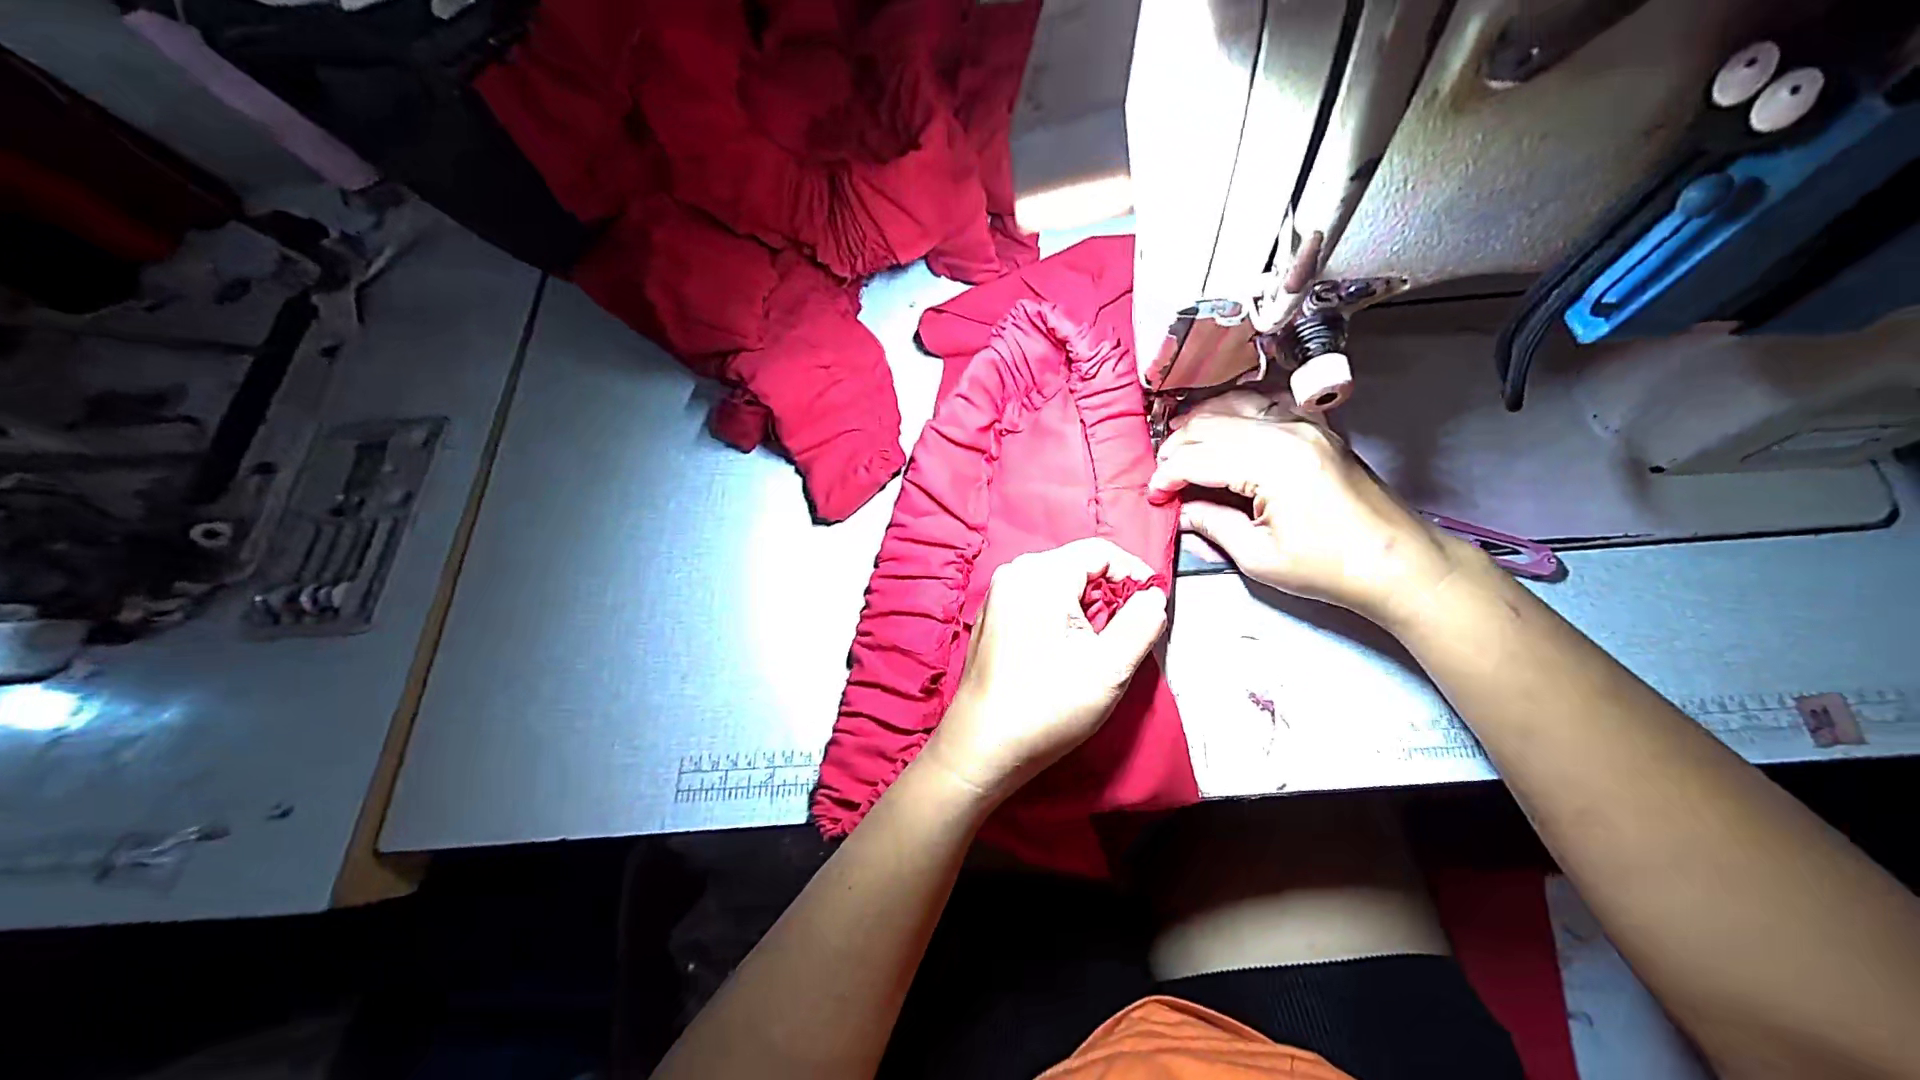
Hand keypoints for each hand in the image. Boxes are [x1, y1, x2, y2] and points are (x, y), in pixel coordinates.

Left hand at [920, 538, 1168, 803]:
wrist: (982, 746)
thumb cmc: (1045, 708)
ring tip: (1098, 645)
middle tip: (1127, 632)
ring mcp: (998, 594)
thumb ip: (1142, 622)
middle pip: (1078, 564)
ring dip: (1086, 605)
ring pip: (1058, 582)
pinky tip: (1065, 650)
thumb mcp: (1110, 667)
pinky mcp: (991, 616)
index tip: (1153, 605)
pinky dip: (1060, 614)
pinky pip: (1036, 598)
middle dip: (1110, 592)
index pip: (1101, 551)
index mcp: (1041, 575)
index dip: (1135, 574)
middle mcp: (1014, 573)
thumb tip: (1152, 598)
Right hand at [1147, 391, 1466, 622]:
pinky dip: (1236, 411)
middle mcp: (1289, 432)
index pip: (1199, 457)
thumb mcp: (1259, 556)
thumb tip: (1181, 509)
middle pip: (1212, 425)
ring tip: (1179, 445)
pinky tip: (1222, 424)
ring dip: (1202, 423)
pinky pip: (1266, 404)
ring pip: (1236, 405)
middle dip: (1178, 448)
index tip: (1154, 494)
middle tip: (1162, 475)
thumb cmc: (1333, 567)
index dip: (1167, 475)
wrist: (1398, 563)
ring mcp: (1307, 426)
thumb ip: (1212, 524)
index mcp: (1273, 463)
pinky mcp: (1319, 430)